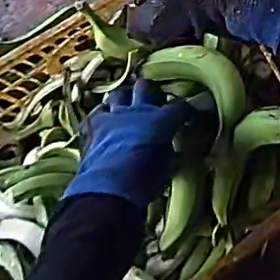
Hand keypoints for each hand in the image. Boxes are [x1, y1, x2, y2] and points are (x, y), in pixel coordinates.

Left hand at [61, 79, 194, 208]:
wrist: (108, 193)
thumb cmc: (144, 182)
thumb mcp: (166, 169)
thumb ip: (169, 154)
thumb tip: (173, 154)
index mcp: (162, 120)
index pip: (179, 106)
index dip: (183, 110)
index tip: (184, 115)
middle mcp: (140, 110)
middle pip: (145, 86)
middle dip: (149, 91)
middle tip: (151, 103)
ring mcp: (115, 115)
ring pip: (118, 94)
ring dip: (122, 101)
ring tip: (123, 110)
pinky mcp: (95, 126)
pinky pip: (97, 113)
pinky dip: (101, 117)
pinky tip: (102, 124)